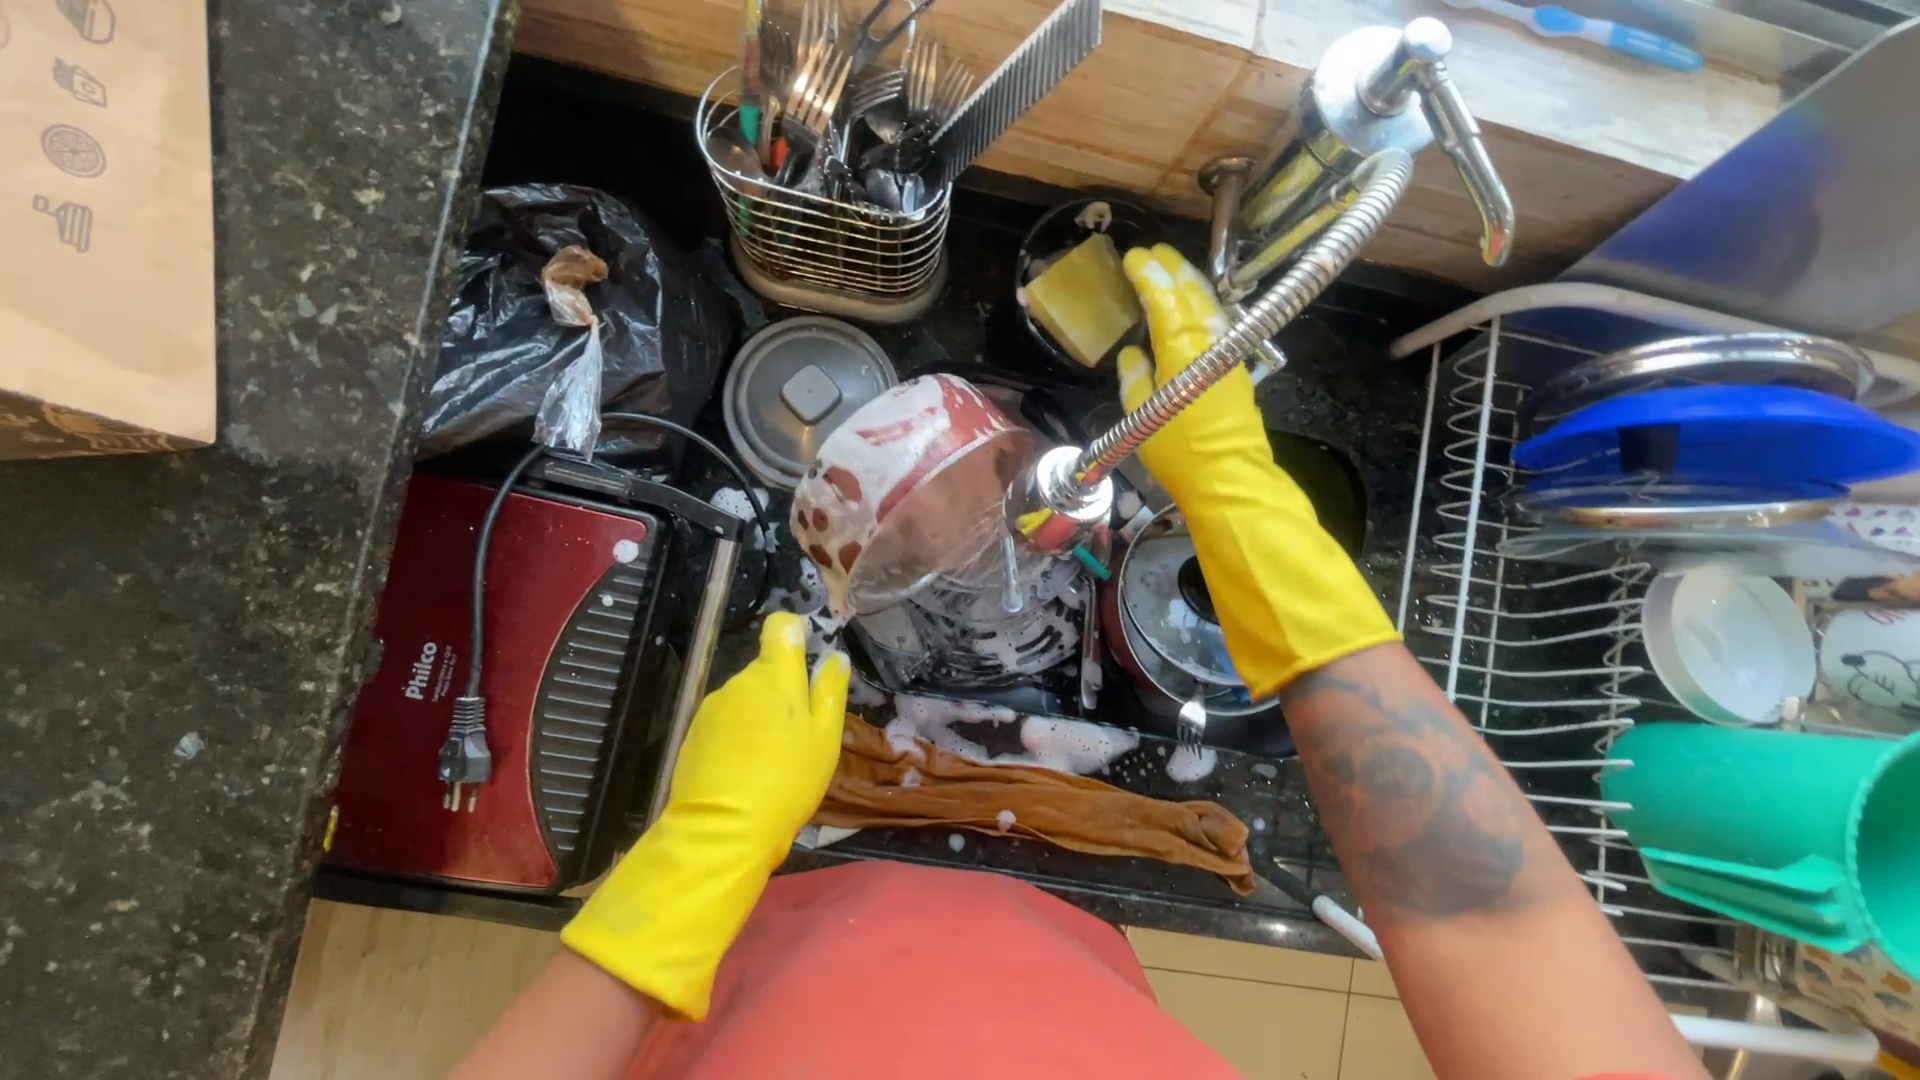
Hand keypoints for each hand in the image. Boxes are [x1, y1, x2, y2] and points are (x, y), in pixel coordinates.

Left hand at [561, 613, 849, 1020]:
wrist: (724, 831)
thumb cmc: (788, 781)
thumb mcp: (826, 739)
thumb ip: (830, 691)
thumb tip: (836, 657)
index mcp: (776, 677)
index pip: (780, 627)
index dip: (793, 632)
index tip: (805, 654)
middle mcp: (740, 681)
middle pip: (765, 668)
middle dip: (782, 690)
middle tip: (799, 732)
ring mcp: (714, 706)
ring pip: (745, 696)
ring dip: (759, 713)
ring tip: (772, 756)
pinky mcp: (695, 731)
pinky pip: (725, 719)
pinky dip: (738, 733)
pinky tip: (745, 767)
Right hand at [1118, 243, 1397, 694]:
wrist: (1230, 481)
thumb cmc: (1181, 455)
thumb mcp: (1143, 418)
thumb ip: (1135, 380)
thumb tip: (1131, 355)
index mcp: (1182, 352)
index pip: (1165, 300)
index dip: (1149, 275)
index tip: (1134, 258)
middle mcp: (1210, 345)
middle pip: (1194, 295)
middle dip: (1173, 270)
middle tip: (1154, 254)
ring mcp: (1228, 356)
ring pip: (1210, 307)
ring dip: (1192, 285)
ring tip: (1173, 270)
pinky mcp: (1236, 371)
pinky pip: (1218, 325)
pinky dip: (1202, 307)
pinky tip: (1195, 307)